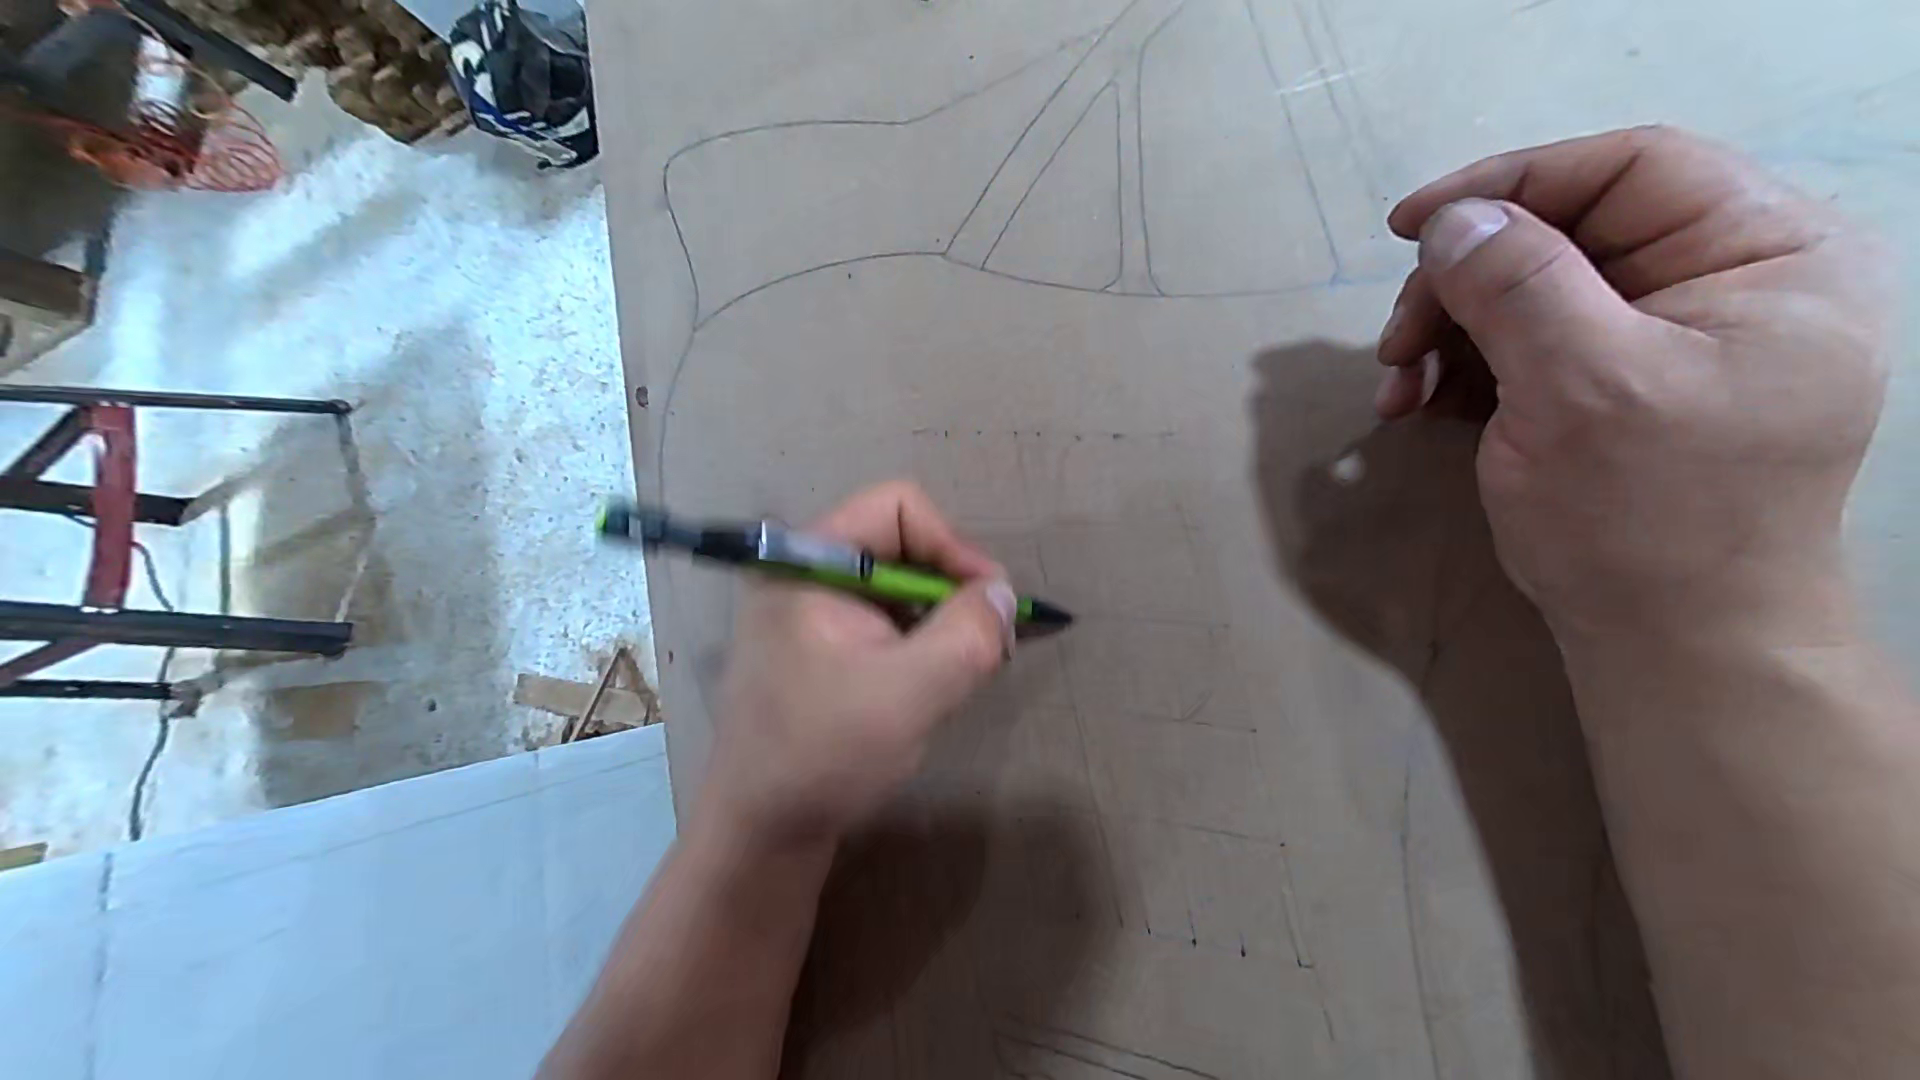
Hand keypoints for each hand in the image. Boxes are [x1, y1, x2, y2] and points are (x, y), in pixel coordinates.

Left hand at [701, 481, 1015, 844]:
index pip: (897, 508)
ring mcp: (812, 608)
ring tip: (962, 669)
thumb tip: (1002, 593)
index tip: (990, 600)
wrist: (760, 831)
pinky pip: (888, 616)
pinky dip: (922, 639)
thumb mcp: (909, 695)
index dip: (953, 544)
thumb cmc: (823, 756)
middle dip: (954, 587)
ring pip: (901, 583)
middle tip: (989, 642)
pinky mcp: (823, 642)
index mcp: (808, 560)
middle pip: (902, 543)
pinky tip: (932, 682)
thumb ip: (967, 636)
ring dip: (942, 618)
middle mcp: (806, 570)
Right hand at [1374, 126, 1893, 644]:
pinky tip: (1417, 408)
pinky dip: (1448, 372)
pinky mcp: (1586, 383)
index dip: (1507, 183)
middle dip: (1455, 288)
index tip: (1405, 227)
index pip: (1624, 170)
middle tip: (1394, 349)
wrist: (1662, 629)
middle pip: (1551, 237)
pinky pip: (1504, 348)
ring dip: (1438, 337)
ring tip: (1396, 394)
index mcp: (1756, 255)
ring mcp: (1639, 337)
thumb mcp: (1581, 391)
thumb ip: (1520, 289)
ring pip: (1513, 296)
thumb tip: (1449, 220)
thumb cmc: (1645, 514)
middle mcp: (1704, 282)